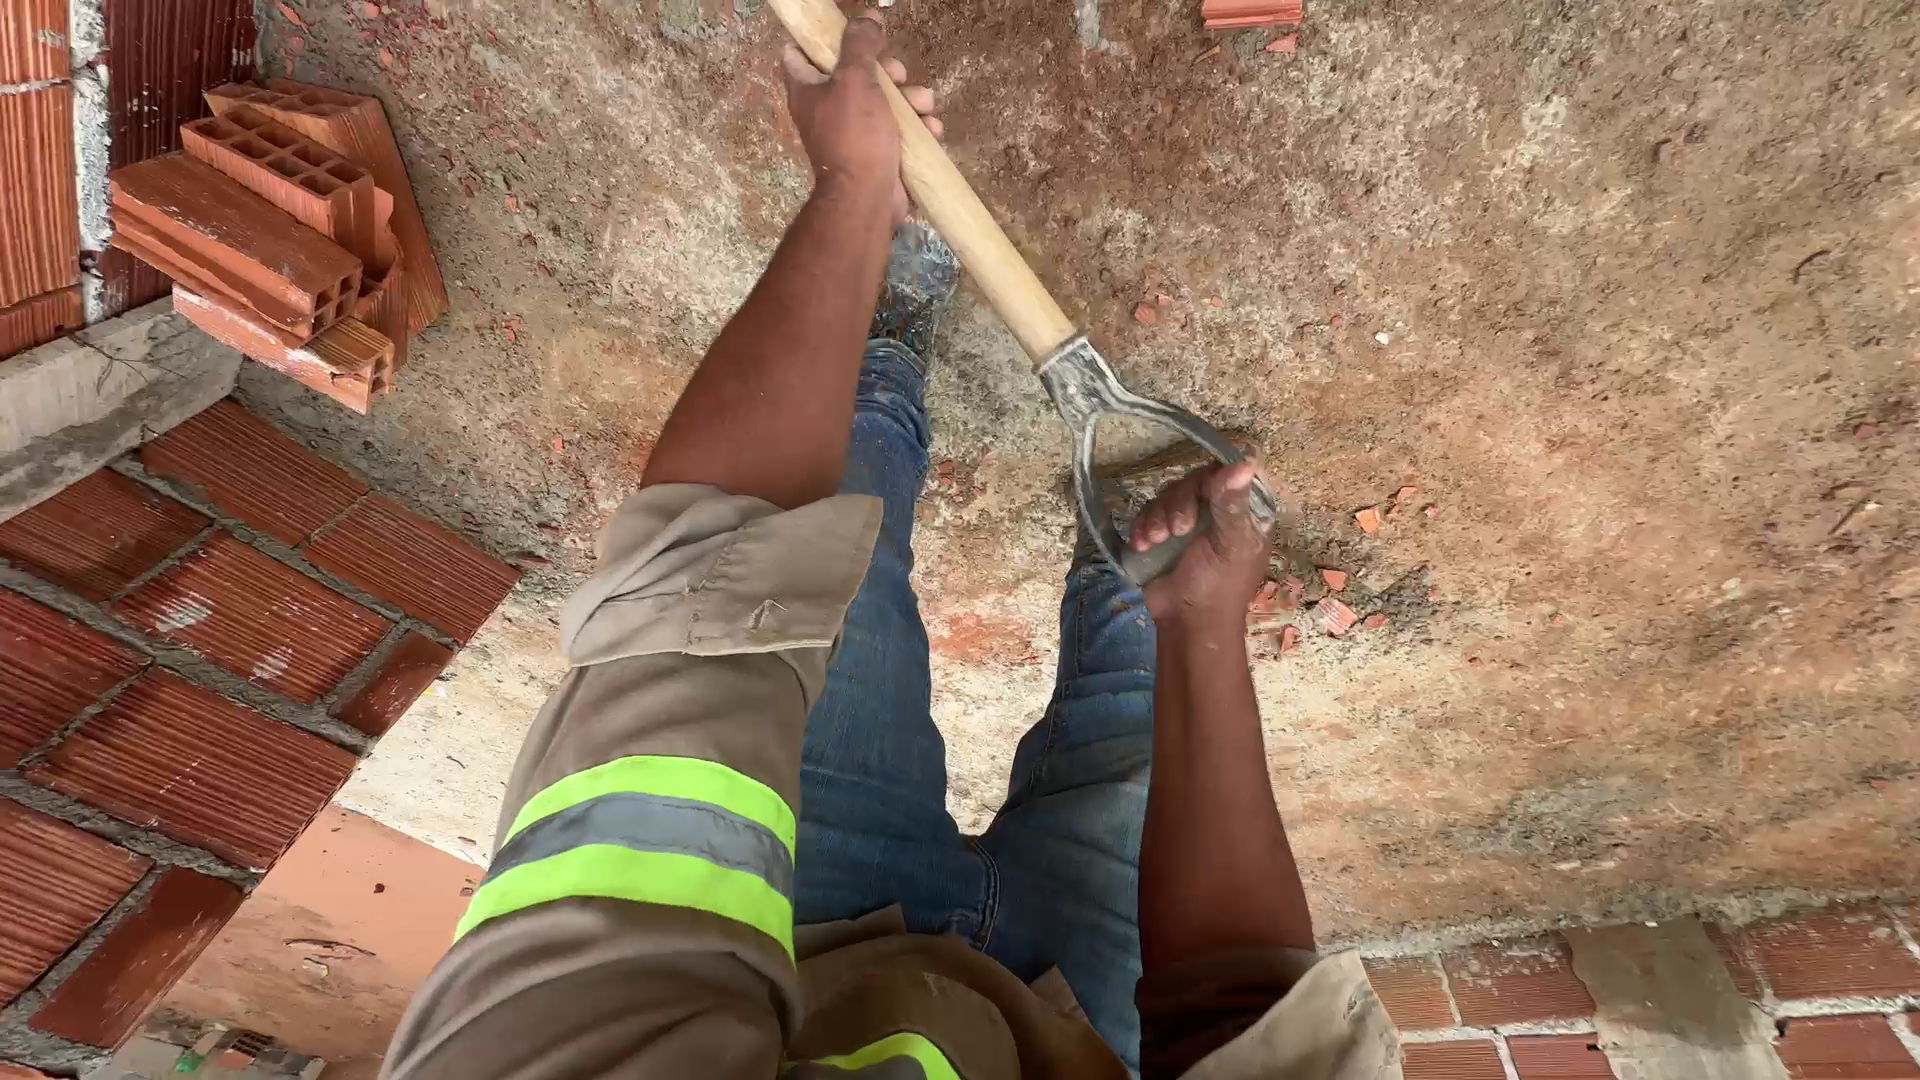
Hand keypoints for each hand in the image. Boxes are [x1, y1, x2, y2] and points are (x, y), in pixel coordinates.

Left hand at [782, 11, 941, 223]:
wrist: (867, 199)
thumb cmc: (854, 137)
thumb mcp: (854, 79)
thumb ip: (860, 43)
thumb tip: (869, 17)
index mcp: (808, 90)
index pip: (801, 53)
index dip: (823, 40)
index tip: (852, 36)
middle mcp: (827, 111)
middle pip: (857, 74)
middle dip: (885, 70)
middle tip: (898, 74)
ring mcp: (855, 136)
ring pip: (885, 102)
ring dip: (910, 99)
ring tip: (924, 105)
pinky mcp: (879, 156)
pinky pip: (900, 132)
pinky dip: (917, 128)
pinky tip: (931, 129)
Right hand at [1130, 461, 1273, 627]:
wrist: (1186, 622)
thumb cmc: (1218, 587)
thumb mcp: (1231, 545)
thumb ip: (1233, 504)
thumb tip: (1245, 462)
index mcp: (1248, 510)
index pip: (1236, 469)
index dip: (1217, 474)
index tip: (1202, 491)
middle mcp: (1220, 509)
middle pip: (1196, 480)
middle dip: (1179, 503)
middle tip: (1176, 530)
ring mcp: (1191, 519)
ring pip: (1169, 494)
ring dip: (1157, 516)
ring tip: (1155, 541)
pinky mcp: (1164, 530)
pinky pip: (1150, 511)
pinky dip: (1143, 525)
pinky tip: (1143, 544)